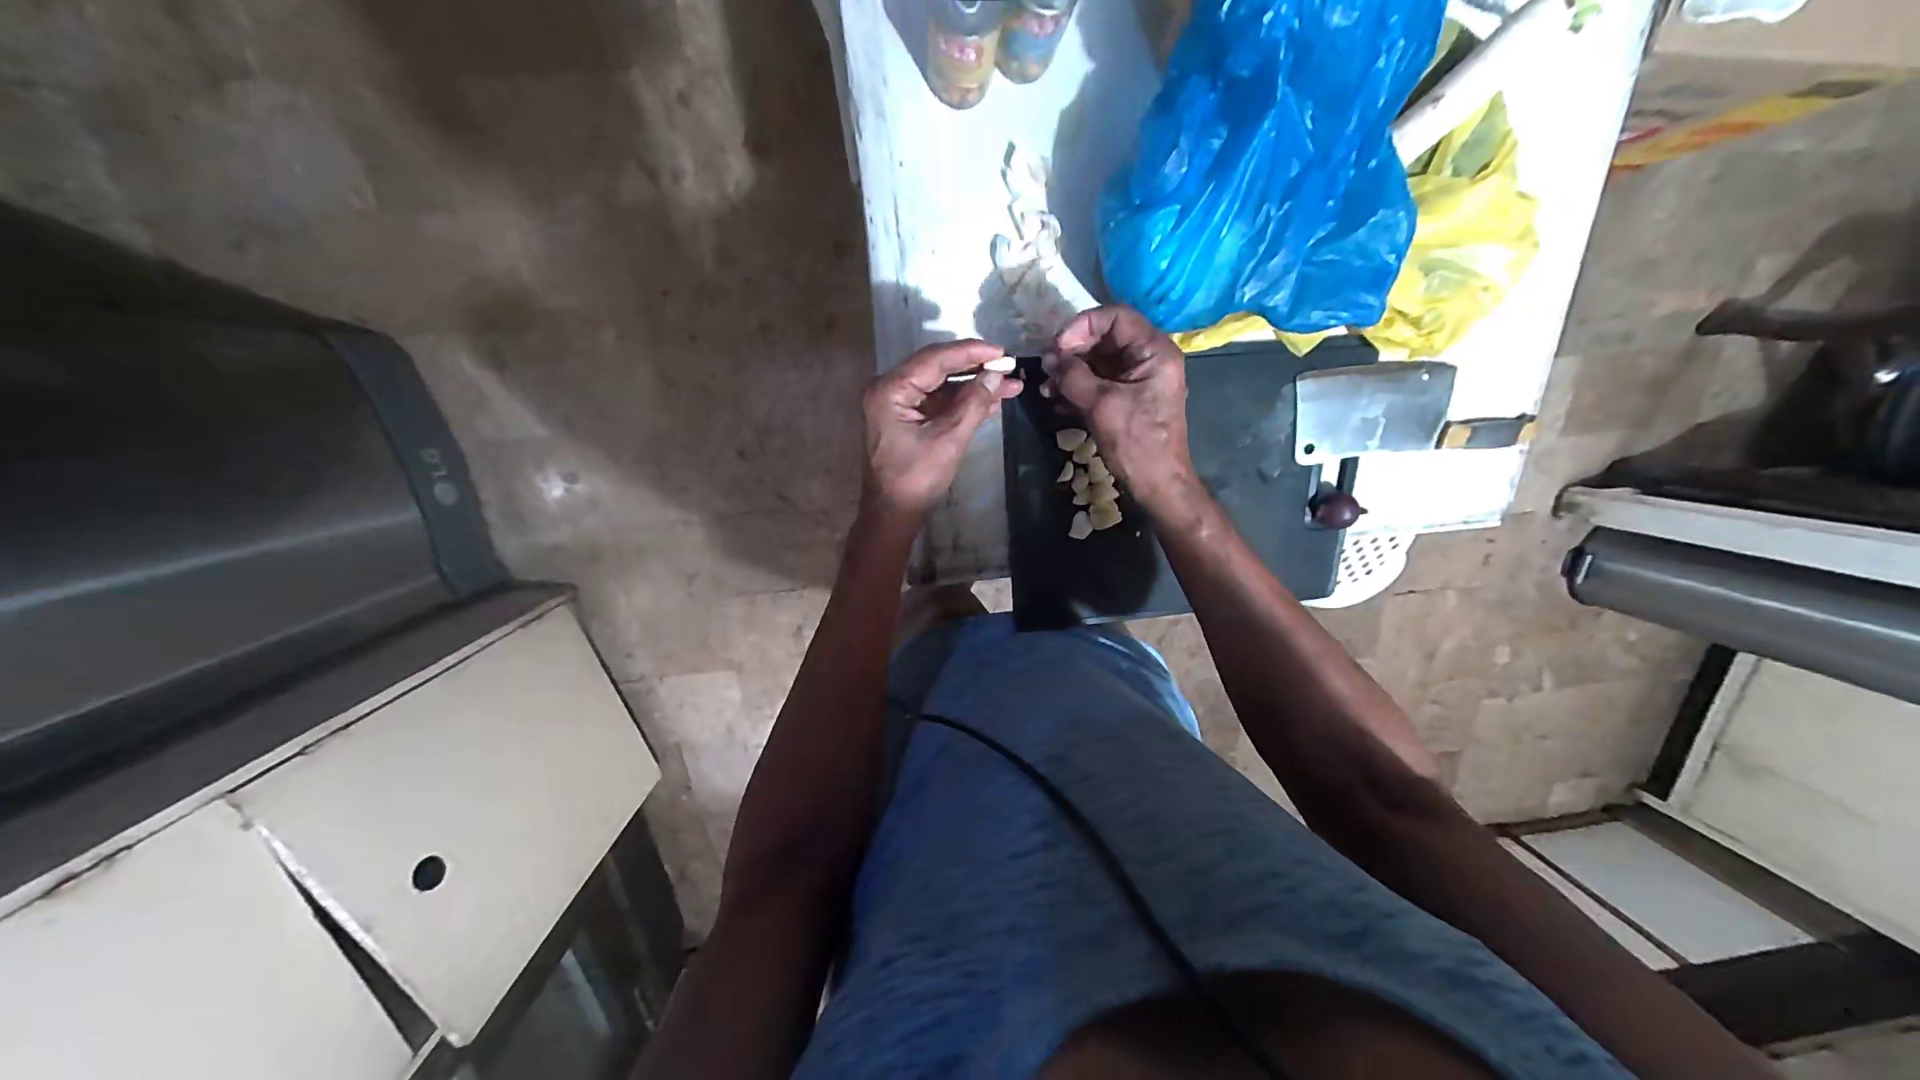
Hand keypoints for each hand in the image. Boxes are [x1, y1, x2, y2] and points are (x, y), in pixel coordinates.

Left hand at [862, 339, 1022, 518]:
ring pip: (941, 386)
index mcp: (891, 389)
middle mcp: (890, 389)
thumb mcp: (948, 440)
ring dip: (974, 386)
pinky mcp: (907, 419)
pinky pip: (938, 402)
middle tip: (1009, 365)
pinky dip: (963, 402)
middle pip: (938, 368)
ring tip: (1010, 384)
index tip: (1002, 352)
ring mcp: (898, 404)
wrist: (893, 515)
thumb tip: (996, 375)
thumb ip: (973, 403)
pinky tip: (992, 400)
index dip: (971, 353)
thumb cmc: (916, 480)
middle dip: (975, 368)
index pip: (935, 359)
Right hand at [1042, 306, 1198, 512]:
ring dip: (1069, 372)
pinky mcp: (1127, 399)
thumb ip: (1073, 376)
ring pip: (1098, 361)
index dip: (1081, 325)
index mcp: (1154, 351)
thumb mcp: (1101, 405)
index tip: (1057, 347)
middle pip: (1104, 338)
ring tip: (1046, 389)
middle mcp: (1148, 358)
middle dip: (1072, 351)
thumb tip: (1050, 357)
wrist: (1158, 484)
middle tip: (1047, 368)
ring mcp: (1137, 379)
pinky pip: (1099, 382)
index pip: (1115, 316)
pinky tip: (1055, 401)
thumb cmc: (1137, 443)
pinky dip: (1077, 388)